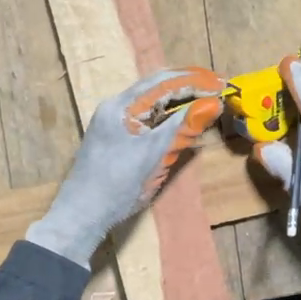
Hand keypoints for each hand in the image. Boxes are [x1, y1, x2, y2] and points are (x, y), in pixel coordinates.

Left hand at [25, 68, 224, 266]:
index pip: (163, 82)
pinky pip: (147, 117)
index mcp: (120, 106)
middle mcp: (116, 107)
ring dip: (180, 98)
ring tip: (206, 98)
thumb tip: (214, 103)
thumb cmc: (116, 185)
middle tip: (217, 87)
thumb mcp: (154, 154)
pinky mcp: (116, 137)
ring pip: (153, 101)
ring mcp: (114, 122)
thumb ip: (183, 126)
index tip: (221, 83)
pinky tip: (183, 117)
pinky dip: (168, 114)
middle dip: (189, 85)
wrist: (79, 219)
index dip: (195, 81)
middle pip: (157, 87)